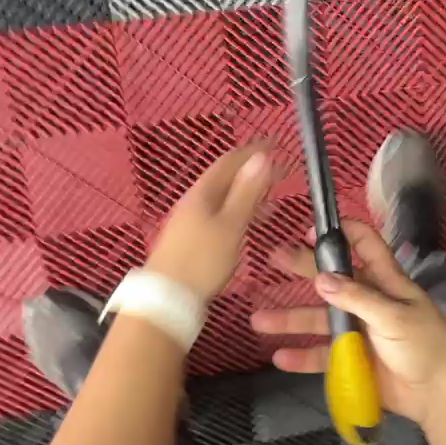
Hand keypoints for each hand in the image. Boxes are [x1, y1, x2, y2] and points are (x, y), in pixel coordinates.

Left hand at [141, 143, 272, 301]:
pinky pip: (220, 213)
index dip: (253, 151)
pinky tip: (248, 221)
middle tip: (279, 171)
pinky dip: (238, 210)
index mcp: (203, 193)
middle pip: (225, 178)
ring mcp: (190, 220)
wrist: (166, 299)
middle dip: (252, 171)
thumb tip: (261, 157)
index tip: (275, 144)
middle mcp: (194, 201)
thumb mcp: (230, 226)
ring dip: (247, 191)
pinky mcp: (191, 238)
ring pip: (223, 197)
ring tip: (270, 195)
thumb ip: (246, 192)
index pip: (229, 161)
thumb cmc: (202, 261)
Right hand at [252, 220, 445, 424]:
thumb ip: (356, 297)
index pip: (365, 245)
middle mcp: (367, 301)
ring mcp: (357, 331)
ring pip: (318, 320)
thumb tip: (320, 278)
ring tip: (258, 320)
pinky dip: (300, 356)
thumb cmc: (425, 344)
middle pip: (331, 280)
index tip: (313, 231)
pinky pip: (321, 356)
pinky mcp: (352, 360)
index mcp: (385, 281)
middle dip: (302, 268)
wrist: (439, 393)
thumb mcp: (393, 315)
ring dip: (290, 319)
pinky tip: (279, 356)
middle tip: (273, 257)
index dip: (342, 233)